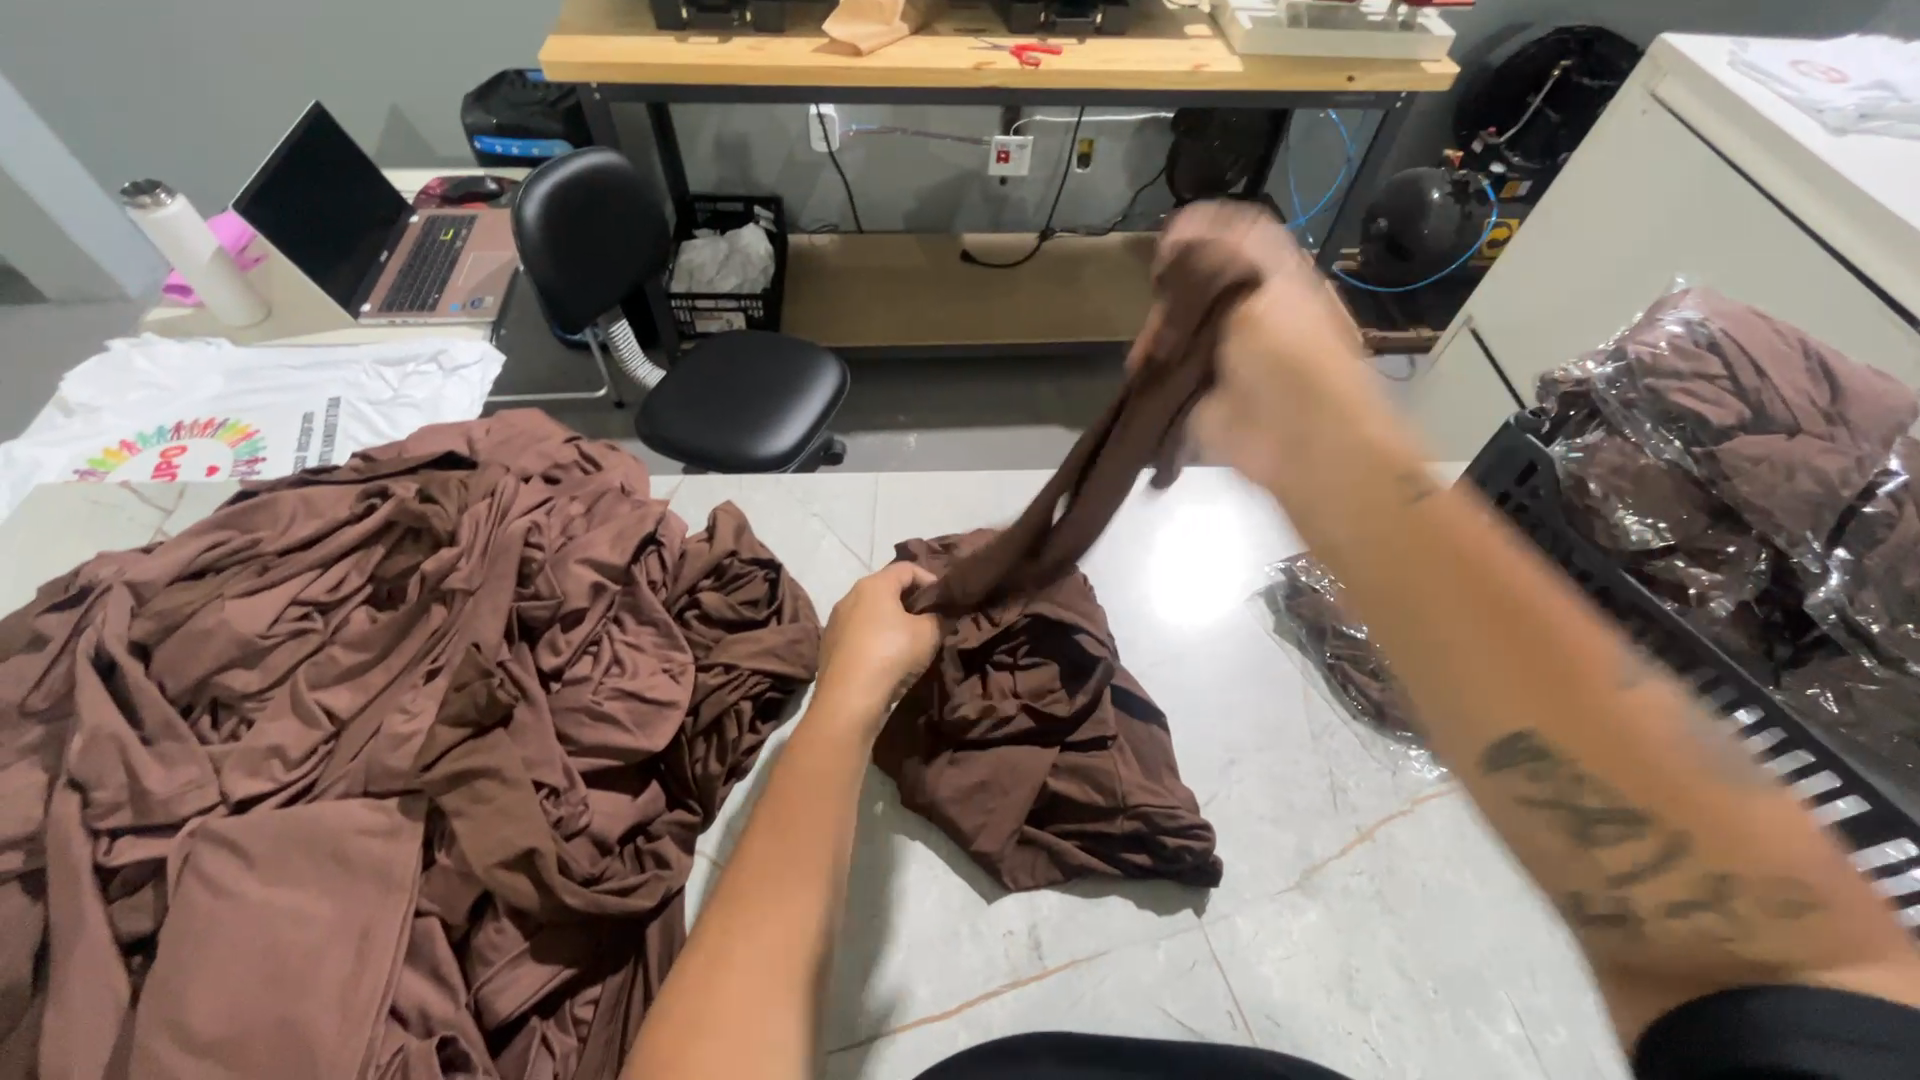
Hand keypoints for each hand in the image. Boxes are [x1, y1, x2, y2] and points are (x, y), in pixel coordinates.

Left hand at [814, 562, 942, 729]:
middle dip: (910, 600)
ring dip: (891, 620)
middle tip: (930, 618)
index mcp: (874, 584)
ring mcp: (836, 621)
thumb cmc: (892, 654)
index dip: (930, 578)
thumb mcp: (929, 633)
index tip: (944, 598)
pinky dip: (875, 637)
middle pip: (886, 588)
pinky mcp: (829, 645)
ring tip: (909, 639)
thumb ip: (939, 617)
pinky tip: (886, 657)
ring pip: (870, 611)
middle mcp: (850, 595)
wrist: (848, 699)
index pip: (906, 568)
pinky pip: (858, 632)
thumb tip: (940, 615)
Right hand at [1133, 201, 1379, 488]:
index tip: (1168, 238)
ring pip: (1180, 328)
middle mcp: (1252, 312)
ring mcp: (1226, 355)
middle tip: (1156, 298)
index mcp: (1278, 279)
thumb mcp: (1260, 294)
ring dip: (1158, 333)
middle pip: (1200, 285)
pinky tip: (1141, 370)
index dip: (1205, 229)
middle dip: (1172, 290)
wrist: (1302, 443)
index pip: (1241, 236)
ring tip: (1147, 349)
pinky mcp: (1202, 392)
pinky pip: (1169, 373)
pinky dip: (1151, 370)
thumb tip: (1180, 232)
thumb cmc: (1292, 362)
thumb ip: (1218, 261)